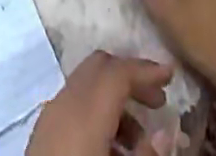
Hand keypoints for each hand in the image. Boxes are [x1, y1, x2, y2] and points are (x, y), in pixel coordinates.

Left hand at [26, 51, 174, 155]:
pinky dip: (99, 112)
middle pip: (98, 68)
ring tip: (141, 139)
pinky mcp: (44, 130)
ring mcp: (50, 115)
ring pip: (86, 85)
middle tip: (159, 102)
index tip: (171, 75)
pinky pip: (75, 105)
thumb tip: (166, 132)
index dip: (145, 69)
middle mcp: (64, 104)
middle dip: (131, 77)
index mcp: (83, 114)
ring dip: (115, 99)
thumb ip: (146, 155)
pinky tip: (116, 149)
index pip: (115, 72)